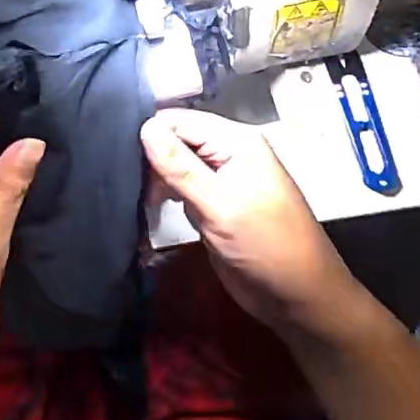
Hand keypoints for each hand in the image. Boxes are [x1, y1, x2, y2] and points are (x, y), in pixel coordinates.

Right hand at [142, 109, 371, 343]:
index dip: (151, 134)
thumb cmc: (267, 246)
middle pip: (177, 139)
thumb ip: (181, 167)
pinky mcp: (213, 204)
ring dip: (154, 177)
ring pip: (175, 164)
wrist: (299, 299)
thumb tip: (145, 128)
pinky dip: (164, 195)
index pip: (181, 121)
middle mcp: (227, 153)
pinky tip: (146, 206)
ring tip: (133, 195)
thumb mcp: (220, 206)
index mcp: (236, 141)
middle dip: (150, 156)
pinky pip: (181, 188)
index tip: (120, 156)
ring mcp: (220, 179)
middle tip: (124, 180)